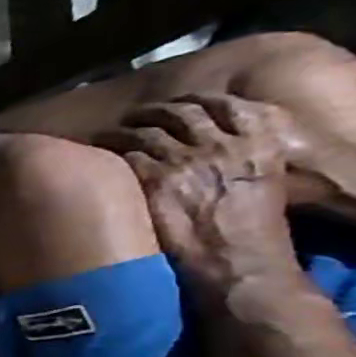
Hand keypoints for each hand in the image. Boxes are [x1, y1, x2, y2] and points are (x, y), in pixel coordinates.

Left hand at [101, 94, 299, 295]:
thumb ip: (240, 152)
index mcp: (258, 142)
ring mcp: (185, 161)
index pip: (224, 104)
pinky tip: (93, 158)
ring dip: (122, 130)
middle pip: (179, 113)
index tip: (177, 103)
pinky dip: (108, 153)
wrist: (233, 256)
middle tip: (133, 117)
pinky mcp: (152, 179)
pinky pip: (124, 156)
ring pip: (144, 131)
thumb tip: (210, 141)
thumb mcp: (261, 177)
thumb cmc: (247, 224)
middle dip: (152, 112)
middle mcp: (221, 145)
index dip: (195, 100)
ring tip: (106, 134)